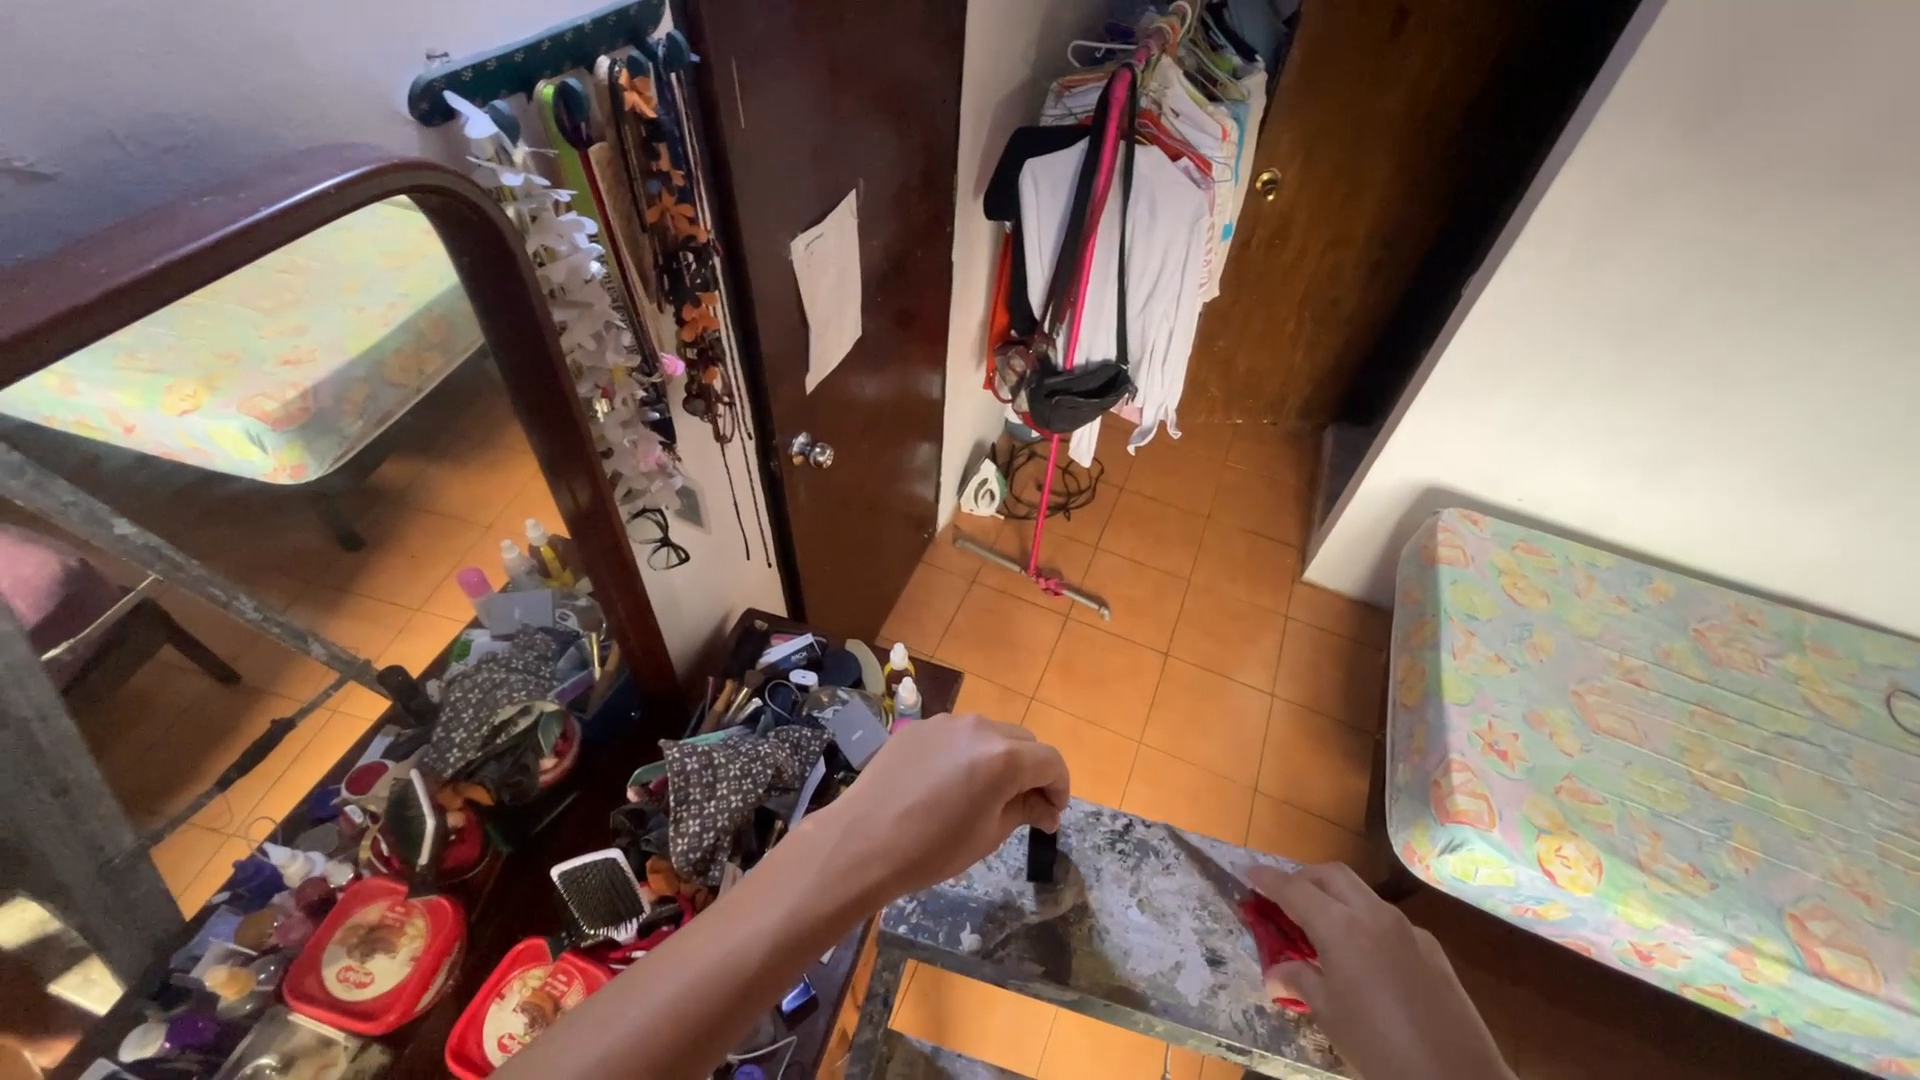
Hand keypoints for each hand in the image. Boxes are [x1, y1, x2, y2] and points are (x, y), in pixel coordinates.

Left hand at [808, 712, 1070, 900]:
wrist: (863, 840)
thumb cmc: (932, 848)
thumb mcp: (989, 834)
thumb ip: (1024, 809)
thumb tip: (1047, 807)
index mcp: (1003, 756)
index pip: (1050, 761)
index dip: (1059, 787)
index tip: (1052, 812)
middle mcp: (979, 728)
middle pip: (1022, 742)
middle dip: (1031, 771)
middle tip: (1023, 806)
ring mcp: (945, 722)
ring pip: (989, 734)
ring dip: (998, 758)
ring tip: (982, 793)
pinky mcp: (918, 727)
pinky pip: (956, 735)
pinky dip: (965, 753)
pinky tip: (947, 784)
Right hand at [1249, 863, 1513, 1079]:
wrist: (1458, 1078)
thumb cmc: (1380, 1047)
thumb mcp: (1329, 1015)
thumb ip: (1299, 980)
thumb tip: (1276, 972)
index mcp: (1341, 928)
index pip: (1293, 889)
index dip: (1267, 878)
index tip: (1247, 871)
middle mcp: (1374, 915)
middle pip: (1330, 874)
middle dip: (1303, 878)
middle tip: (1284, 897)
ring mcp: (1408, 929)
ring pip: (1361, 893)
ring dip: (1335, 897)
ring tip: (1321, 928)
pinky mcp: (1432, 948)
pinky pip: (1388, 920)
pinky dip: (1365, 922)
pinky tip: (1365, 959)